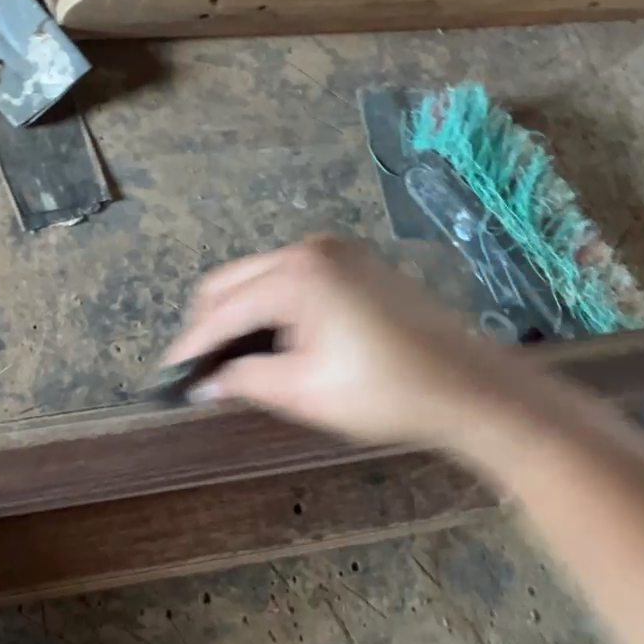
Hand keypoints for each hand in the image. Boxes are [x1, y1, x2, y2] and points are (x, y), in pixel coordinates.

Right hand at [163, 236, 548, 445]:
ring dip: (239, 314)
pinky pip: (289, 276)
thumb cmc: (390, 394)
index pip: (222, 310)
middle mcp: (309, 249)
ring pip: (258, 276)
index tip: (169, 376)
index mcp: (296, 276)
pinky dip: (270, 305)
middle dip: (210, 325)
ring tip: (234, 360)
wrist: (474, 389)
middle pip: (231, 282)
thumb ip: (245, 379)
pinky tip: (273, 340)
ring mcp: (334, 250)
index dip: (193, 346)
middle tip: (201, 371)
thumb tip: (204, 383)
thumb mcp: (306, 391)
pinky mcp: (353, 261)